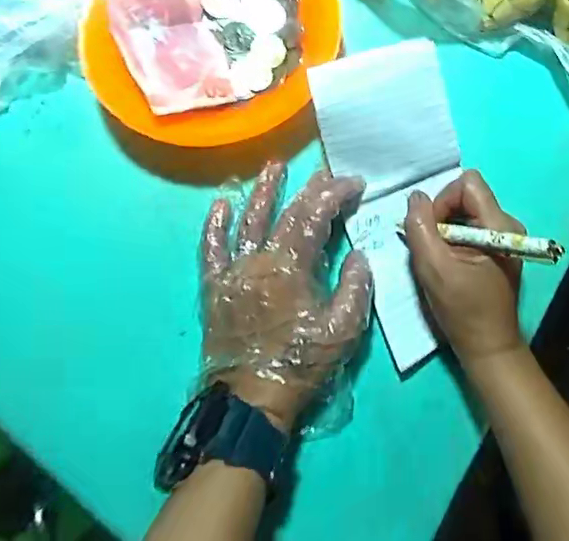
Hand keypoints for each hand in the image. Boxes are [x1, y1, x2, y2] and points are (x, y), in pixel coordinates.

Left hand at [199, 165, 370, 431]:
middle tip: (325, 171)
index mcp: (292, 267)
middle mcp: (260, 261)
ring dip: (262, 192)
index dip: (335, 194)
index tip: (354, 183)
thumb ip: (355, 287)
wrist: (250, 402)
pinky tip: (219, 205)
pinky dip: (214, 227)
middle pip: (286, 213)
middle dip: (309, 189)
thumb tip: (357, 254)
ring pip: (248, 222)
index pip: (316, 216)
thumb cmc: (300, 364)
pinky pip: (211, 251)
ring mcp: (234, 272)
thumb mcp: (343, 330)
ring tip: (273, 167)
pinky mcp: (215, 289)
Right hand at [403, 170, 524, 364]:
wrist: (489, 347)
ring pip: (467, 209)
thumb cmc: (463, 311)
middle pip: (468, 194)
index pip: (468, 182)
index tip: (432, 231)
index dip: (443, 200)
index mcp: (499, 225)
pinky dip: (454, 237)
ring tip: (439, 257)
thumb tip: (416, 197)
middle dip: (442, 214)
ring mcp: (505, 235)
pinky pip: (472, 224)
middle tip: (432, 246)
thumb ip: (421, 228)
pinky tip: (449, 262)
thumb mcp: (434, 270)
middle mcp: (507, 223)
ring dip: (446, 227)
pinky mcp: (499, 246)